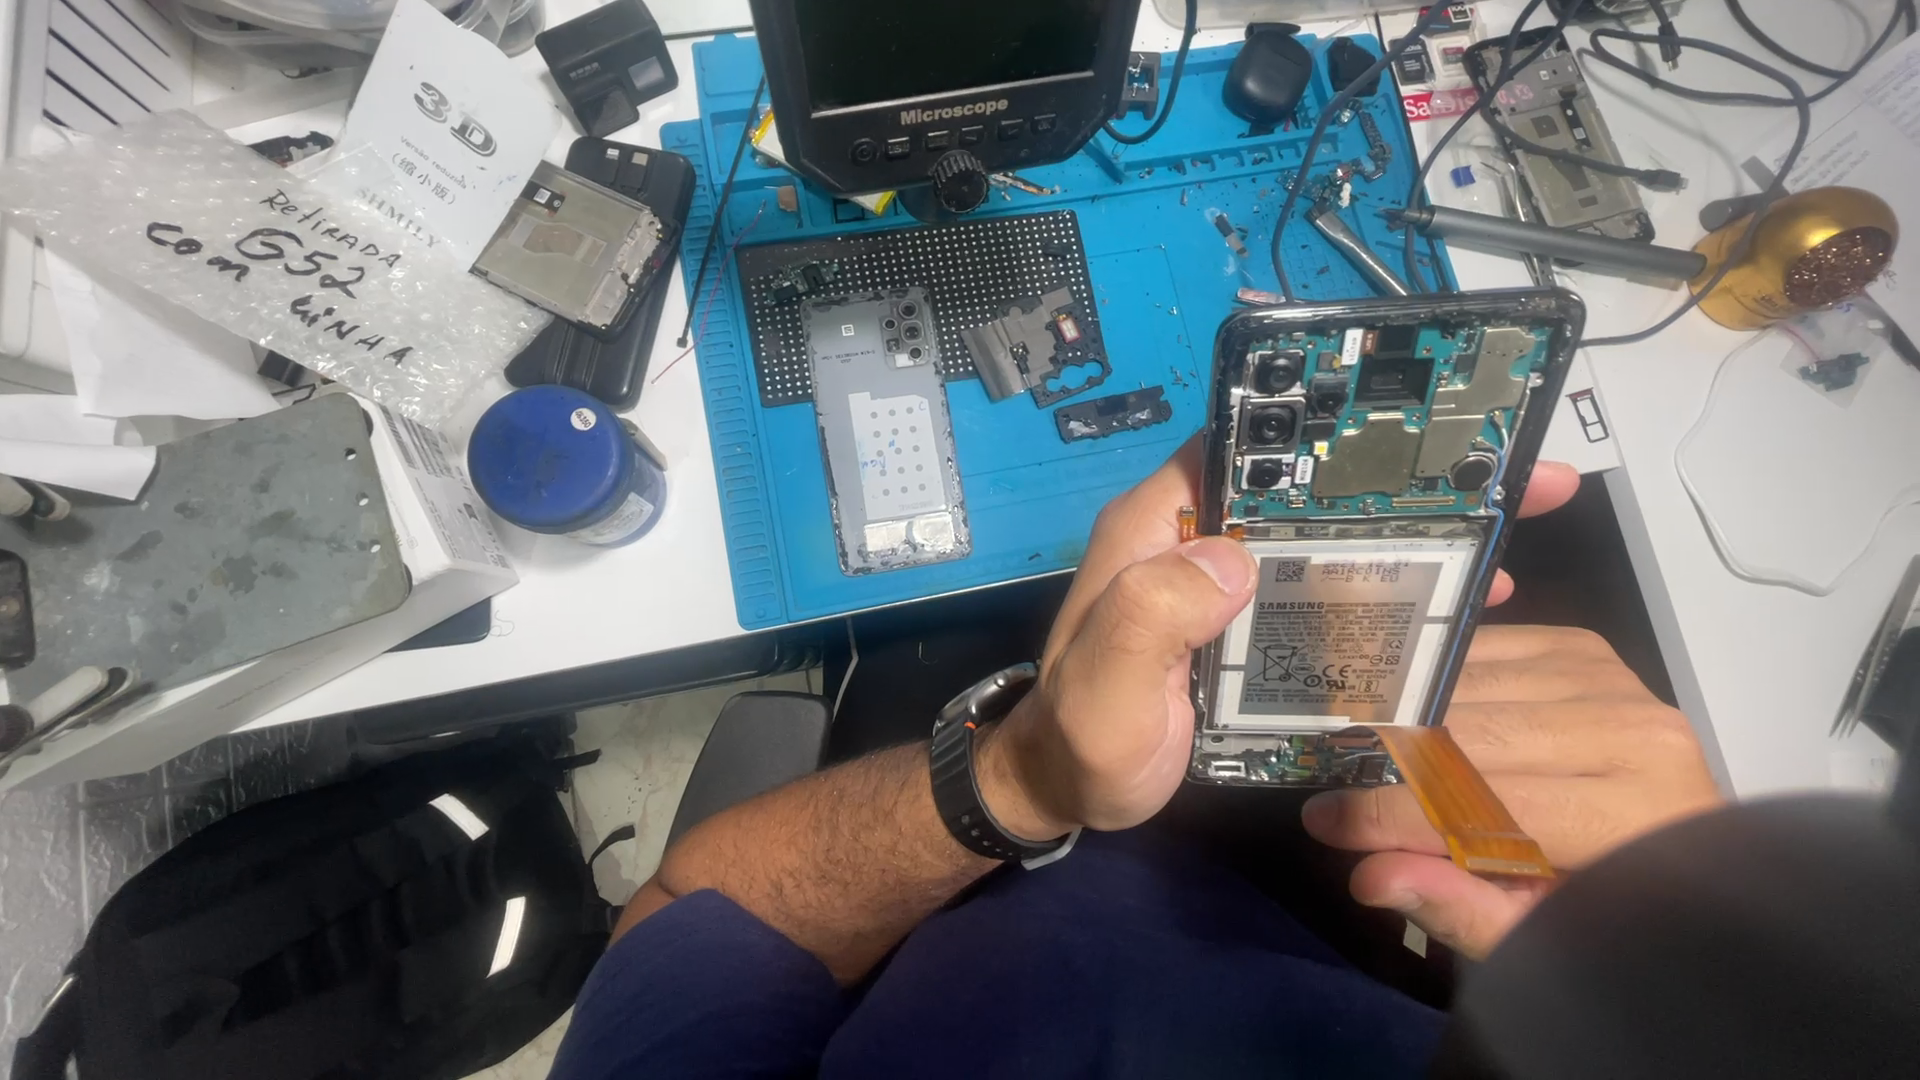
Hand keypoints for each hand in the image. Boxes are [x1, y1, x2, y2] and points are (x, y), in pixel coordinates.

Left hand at [980, 439, 1582, 839]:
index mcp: (1153, 530)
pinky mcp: (1241, 626)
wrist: (1073, 786)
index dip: (1316, 429)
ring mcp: (1218, 585)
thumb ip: (1149, 616)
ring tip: (1499, 538)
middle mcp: (1189, 542)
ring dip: (1403, 535)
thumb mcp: (1105, 681)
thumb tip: (1232, 559)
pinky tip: (1446, 608)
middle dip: (1394, 480)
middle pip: (1296, 491)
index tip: (1413, 430)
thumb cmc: (1082, 738)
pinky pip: (1318, 593)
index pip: (1233, 448)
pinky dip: (1378, 592)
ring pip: (1318, 540)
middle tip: (1505, 479)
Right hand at [1301, 625, 1724, 958]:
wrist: (1665, 834)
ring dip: (1401, 718)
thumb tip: (1371, 876)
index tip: (1325, 822)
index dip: (1394, 816)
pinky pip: (1471, 649)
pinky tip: (1413, 709)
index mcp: (1639, 814)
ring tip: (1361, 748)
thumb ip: (1462, 910)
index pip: (1485, 806)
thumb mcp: (1536, 929)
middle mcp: (1634, 729)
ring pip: (1459, 685)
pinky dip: (1430, 678)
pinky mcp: (1578, 646)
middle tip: (1332, 781)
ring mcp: (1605, 676)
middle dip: (1384, 763)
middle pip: (1465, 735)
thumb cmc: (1603, 893)